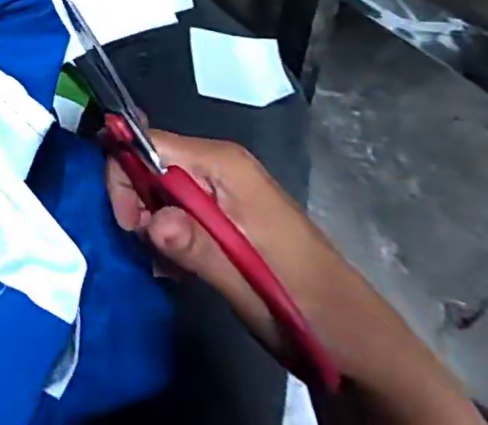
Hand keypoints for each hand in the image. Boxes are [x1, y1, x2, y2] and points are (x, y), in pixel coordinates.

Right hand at [107, 130, 350, 363]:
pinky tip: (183, 264)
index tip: (129, 225)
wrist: (362, 345)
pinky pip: (176, 203)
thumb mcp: (248, 286)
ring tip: (173, 267)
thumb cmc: (310, 311)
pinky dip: (169, 232)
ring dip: (154, 225)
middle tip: (155, 253)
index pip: (145, 141)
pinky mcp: (225, 206)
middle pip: (148, 162)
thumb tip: (152, 222)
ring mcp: (223, 184)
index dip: (125, 177)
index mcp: (225, 165)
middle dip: (139, 206)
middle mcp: (220, 163)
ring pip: (157, 186)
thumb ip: (198, 249)